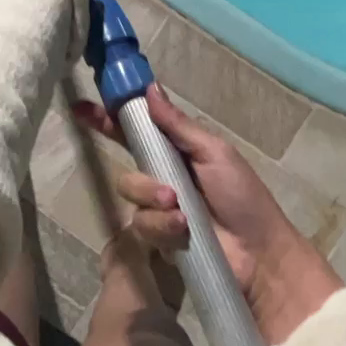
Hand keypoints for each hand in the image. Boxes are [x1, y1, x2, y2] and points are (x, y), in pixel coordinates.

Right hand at [73, 85, 341, 345]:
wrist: (261, 257)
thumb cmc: (243, 197)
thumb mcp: (214, 153)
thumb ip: (178, 125)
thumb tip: (149, 87)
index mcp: (175, 150)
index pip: (134, 130)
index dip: (108, 119)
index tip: (84, 108)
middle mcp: (161, 177)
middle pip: (124, 169)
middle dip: (141, 180)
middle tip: (164, 189)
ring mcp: (158, 210)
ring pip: (132, 200)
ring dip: (156, 204)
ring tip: (184, 215)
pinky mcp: (158, 239)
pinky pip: (142, 227)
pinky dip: (162, 227)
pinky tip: (184, 233)